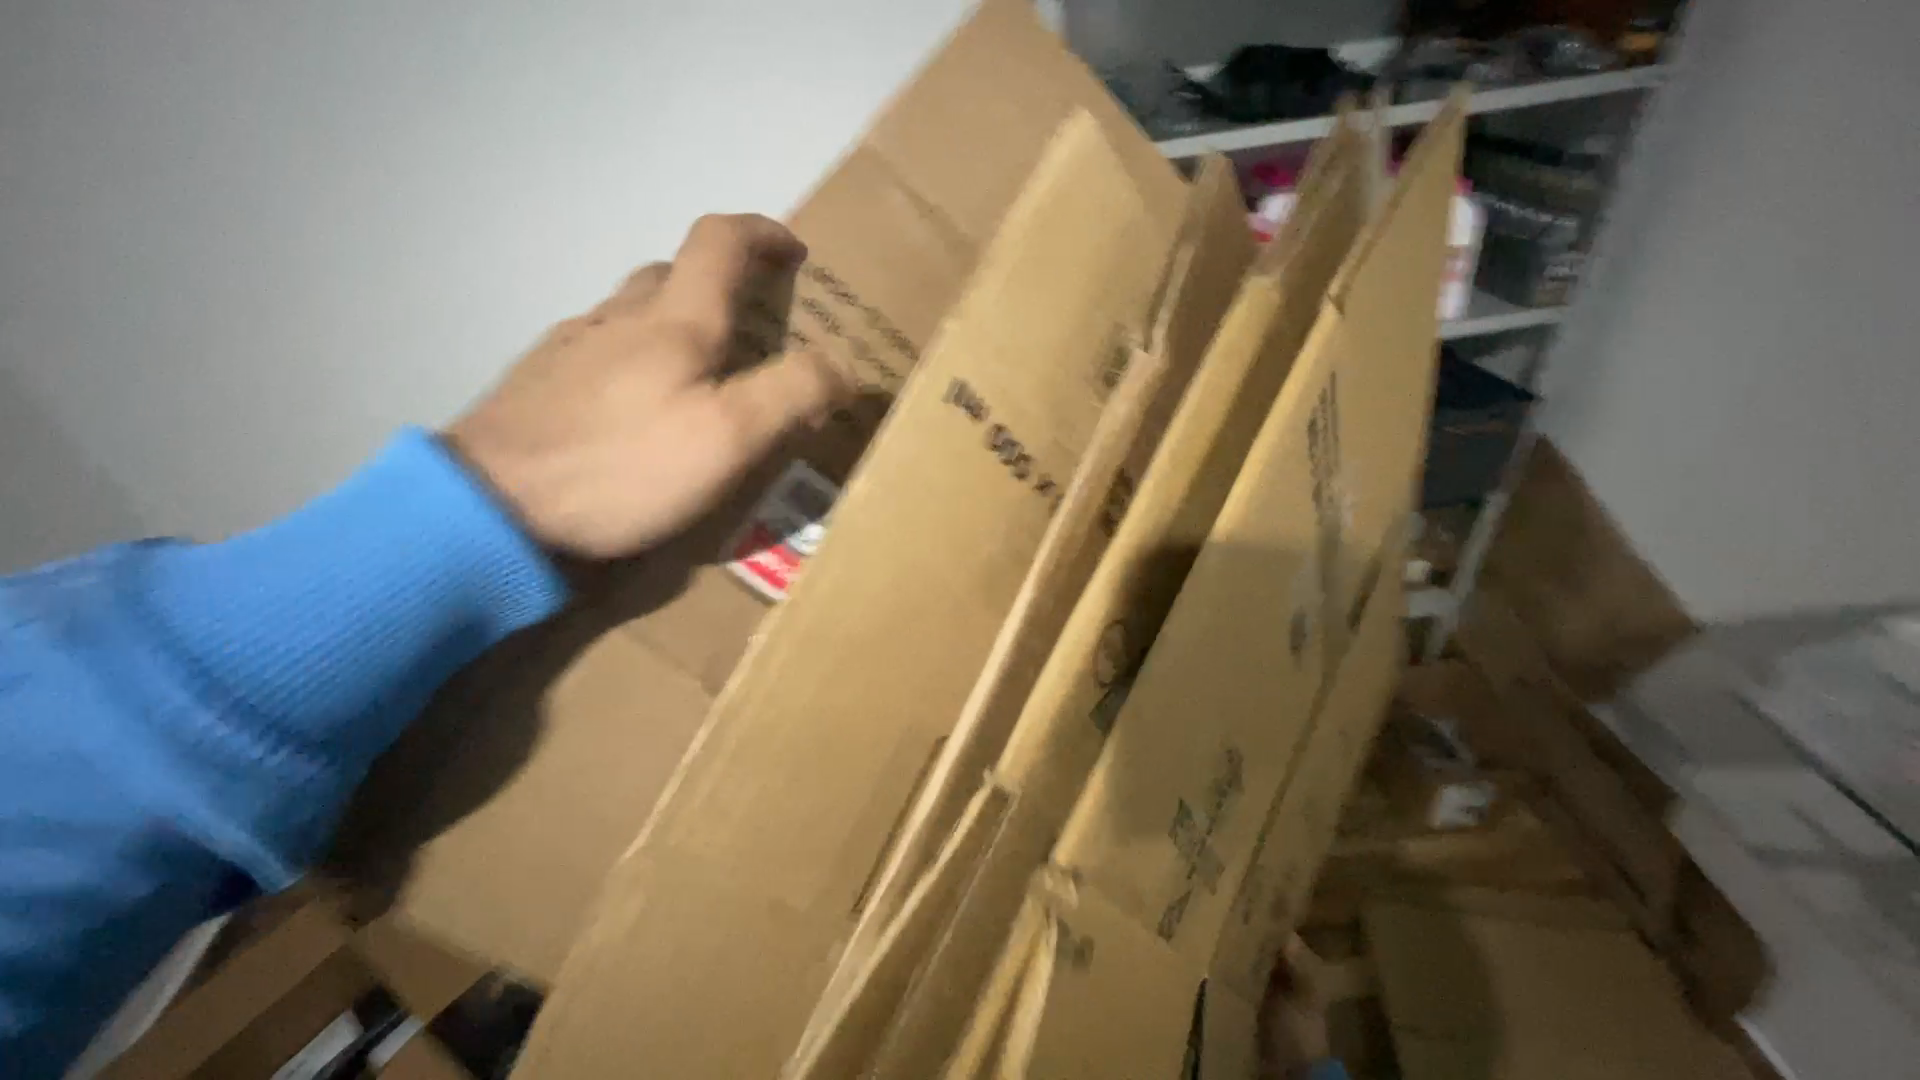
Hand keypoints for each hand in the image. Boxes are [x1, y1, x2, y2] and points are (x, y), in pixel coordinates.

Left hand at [445, 214, 850, 559]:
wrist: (493, 507)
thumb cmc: (624, 467)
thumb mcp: (729, 437)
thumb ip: (793, 392)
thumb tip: (844, 366)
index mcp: (673, 322)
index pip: (720, 241)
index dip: (763, 234)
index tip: (796, 254)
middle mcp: (619, 318)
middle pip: (676, 274)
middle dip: (723, 286)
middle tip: (756, 331)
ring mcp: (572, 349)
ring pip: (635, 314)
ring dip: (678, 325)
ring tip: (704, 379)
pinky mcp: (542, 385)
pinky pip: (604, 351)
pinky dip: (638, 362)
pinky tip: (638, 413)